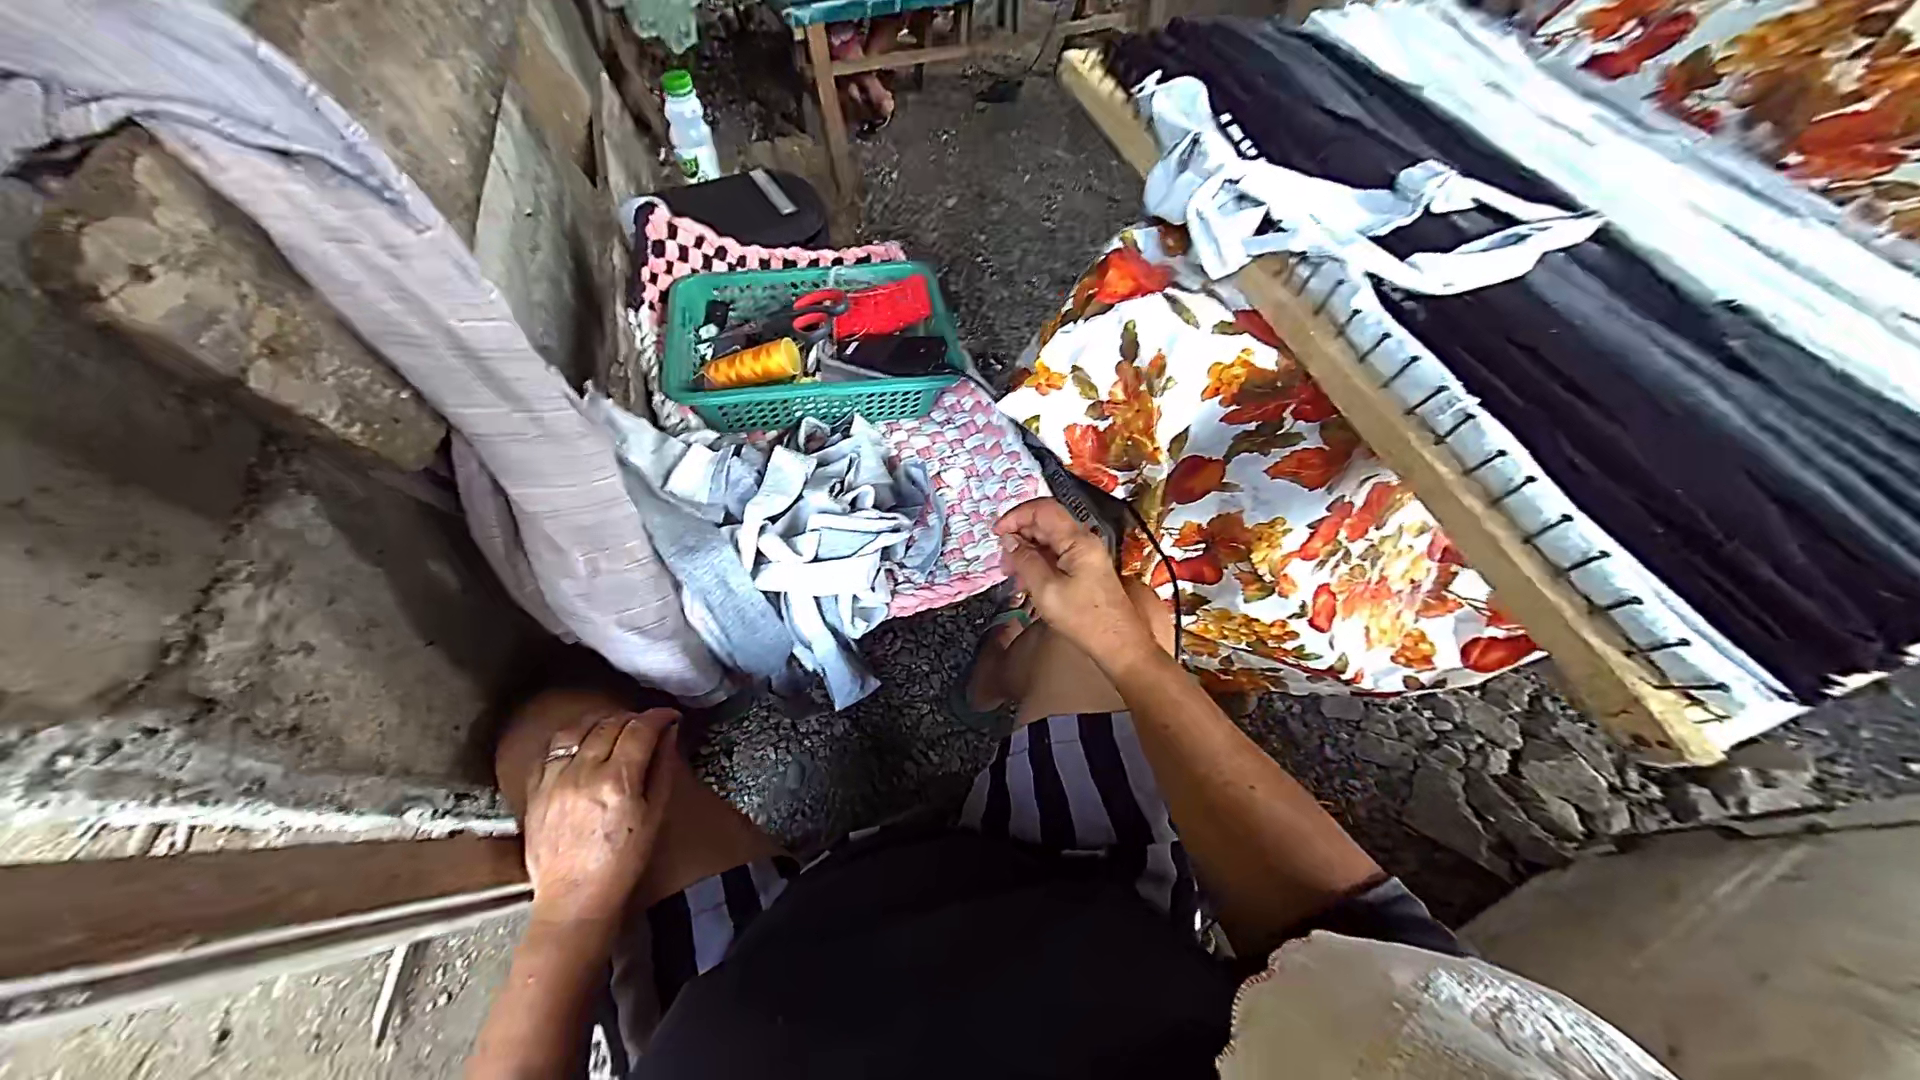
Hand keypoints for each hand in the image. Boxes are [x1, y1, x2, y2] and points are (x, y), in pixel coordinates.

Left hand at [522, 709, 678, 925]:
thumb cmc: (623, 861)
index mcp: (617, 782)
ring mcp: (554, 781)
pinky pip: (551, 749)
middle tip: (648, 724)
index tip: (669, 716)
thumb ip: (663, 767)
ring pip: (578, 729)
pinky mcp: (535, 791)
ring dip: (601, 721)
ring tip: (616, 727)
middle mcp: (582, 775)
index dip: (659, 716)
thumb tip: (669, 732)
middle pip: (610, 724)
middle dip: (634, 717)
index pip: (640, 729)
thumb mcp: (655, 814)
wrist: (574, 898)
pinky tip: (584, 743)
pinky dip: (572, 738)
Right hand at [994, 498, 1155, 660]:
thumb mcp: (1046, 590)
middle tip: (1003, 557)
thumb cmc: (1084, 619)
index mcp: (1077, 541)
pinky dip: (1038, 560)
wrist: (1117, 642)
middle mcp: (1084, 541)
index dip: (1016, 515)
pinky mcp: (1084, 567)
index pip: (1043, 509)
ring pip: (1049, 538)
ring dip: (1027, 549)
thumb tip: (1009, 541)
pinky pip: (1056, 553)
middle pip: (1045, 522)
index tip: (998, 532)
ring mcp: (1085, 554)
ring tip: (1012, 571)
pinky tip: (1026, 578)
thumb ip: (1025, 561)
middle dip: (1019, 534)